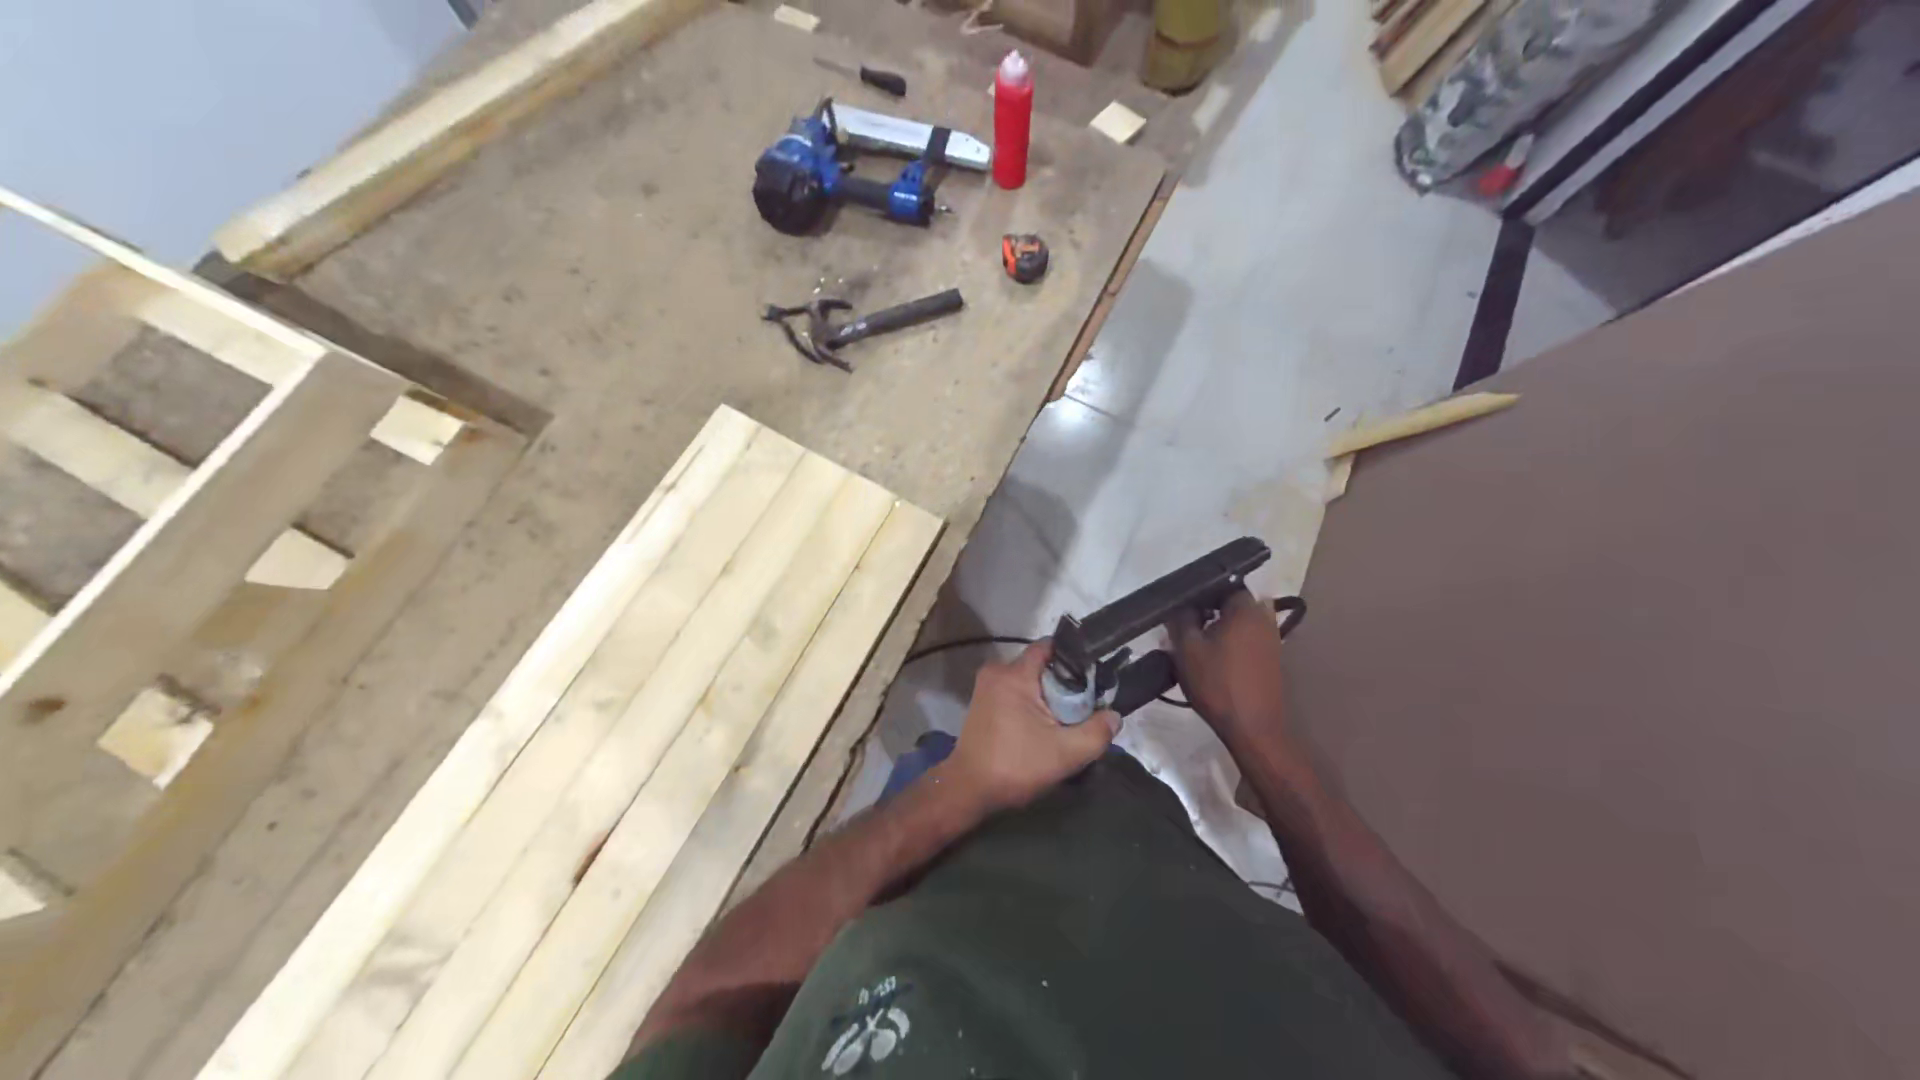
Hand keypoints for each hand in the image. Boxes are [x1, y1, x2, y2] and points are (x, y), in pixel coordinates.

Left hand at [938, 640, 1119, 812]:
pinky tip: (1045, 727)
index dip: (1075, 658)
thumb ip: (1097, 732)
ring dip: (1049, 697)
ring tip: (1069, 719)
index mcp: (1014, 674)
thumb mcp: (1066, 754)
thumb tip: (1114, 716)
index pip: (1049, 647)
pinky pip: (1016, 693)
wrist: (969, 790)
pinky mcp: (983, 703)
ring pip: (1030, 681)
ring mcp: (987, 687)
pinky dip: (1032, 705)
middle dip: (1065, 683)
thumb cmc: (1015, 766)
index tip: (1095, 676)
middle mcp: (997, 672)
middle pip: (1041, 666)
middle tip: (1087, 706)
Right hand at [1168, 589, 1291, 748]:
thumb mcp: (1187, 648)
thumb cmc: (1217, 683)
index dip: (1197, 592)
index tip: (1179, 606)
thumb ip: (1181, 618)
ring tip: (1193, 644)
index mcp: (1245, 608)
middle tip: (1182, 626)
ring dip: (1216, 628)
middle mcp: (1263, 617)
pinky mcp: (1271, 658)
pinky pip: (1245, 639)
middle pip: (1229, 602)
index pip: (1220, 583)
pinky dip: (1228, 642)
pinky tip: (1210, 659)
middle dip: (1206, 610)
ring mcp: (1271, 638)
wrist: (1253, 728)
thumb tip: (1181, 604)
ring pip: (1236, 622)